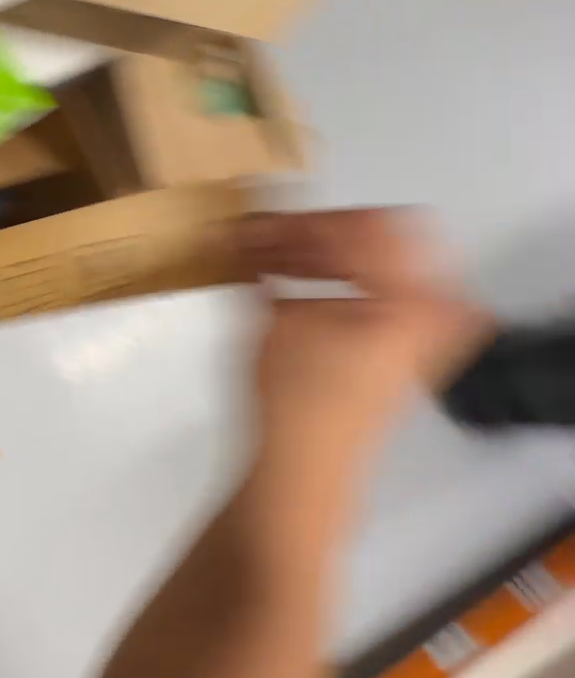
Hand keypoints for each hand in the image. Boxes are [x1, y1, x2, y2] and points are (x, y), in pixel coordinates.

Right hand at [239, 210, 487, 465]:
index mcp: (416, 294)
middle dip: (303, 234)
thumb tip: (242, 226)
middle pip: (372, 238)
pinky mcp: (404, 337)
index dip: (301, 220)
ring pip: (369, 259)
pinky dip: (323, 276)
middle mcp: (436, 303)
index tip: (253, 222)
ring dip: (309, 253)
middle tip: (250, 236)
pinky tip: (278, 280)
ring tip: (256, 257)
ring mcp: (424, 322)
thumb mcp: (272, 318)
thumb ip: (263, 264)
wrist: (305, 457)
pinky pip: (369, 284)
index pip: (362, 224)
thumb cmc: (294, 399)